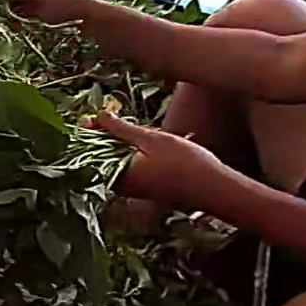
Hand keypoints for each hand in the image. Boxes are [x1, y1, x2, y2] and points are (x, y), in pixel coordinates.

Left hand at [90, 112, 247, 212]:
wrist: (218, 190)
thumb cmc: (188, 164)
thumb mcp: (153, 139)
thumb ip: (122, 128)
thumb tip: (99, 116)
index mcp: (113, 171)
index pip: (86, 149)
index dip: (88, 132)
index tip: (93, 119)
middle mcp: (116, 182)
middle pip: (99, 154)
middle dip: (107, 137)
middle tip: (114, 123)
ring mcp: (128, 187)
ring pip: (114, 160)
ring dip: (121, 145)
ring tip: (139, 133)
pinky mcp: (141, 188)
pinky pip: (126, 168)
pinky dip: (132, 155)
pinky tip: (148, 146)